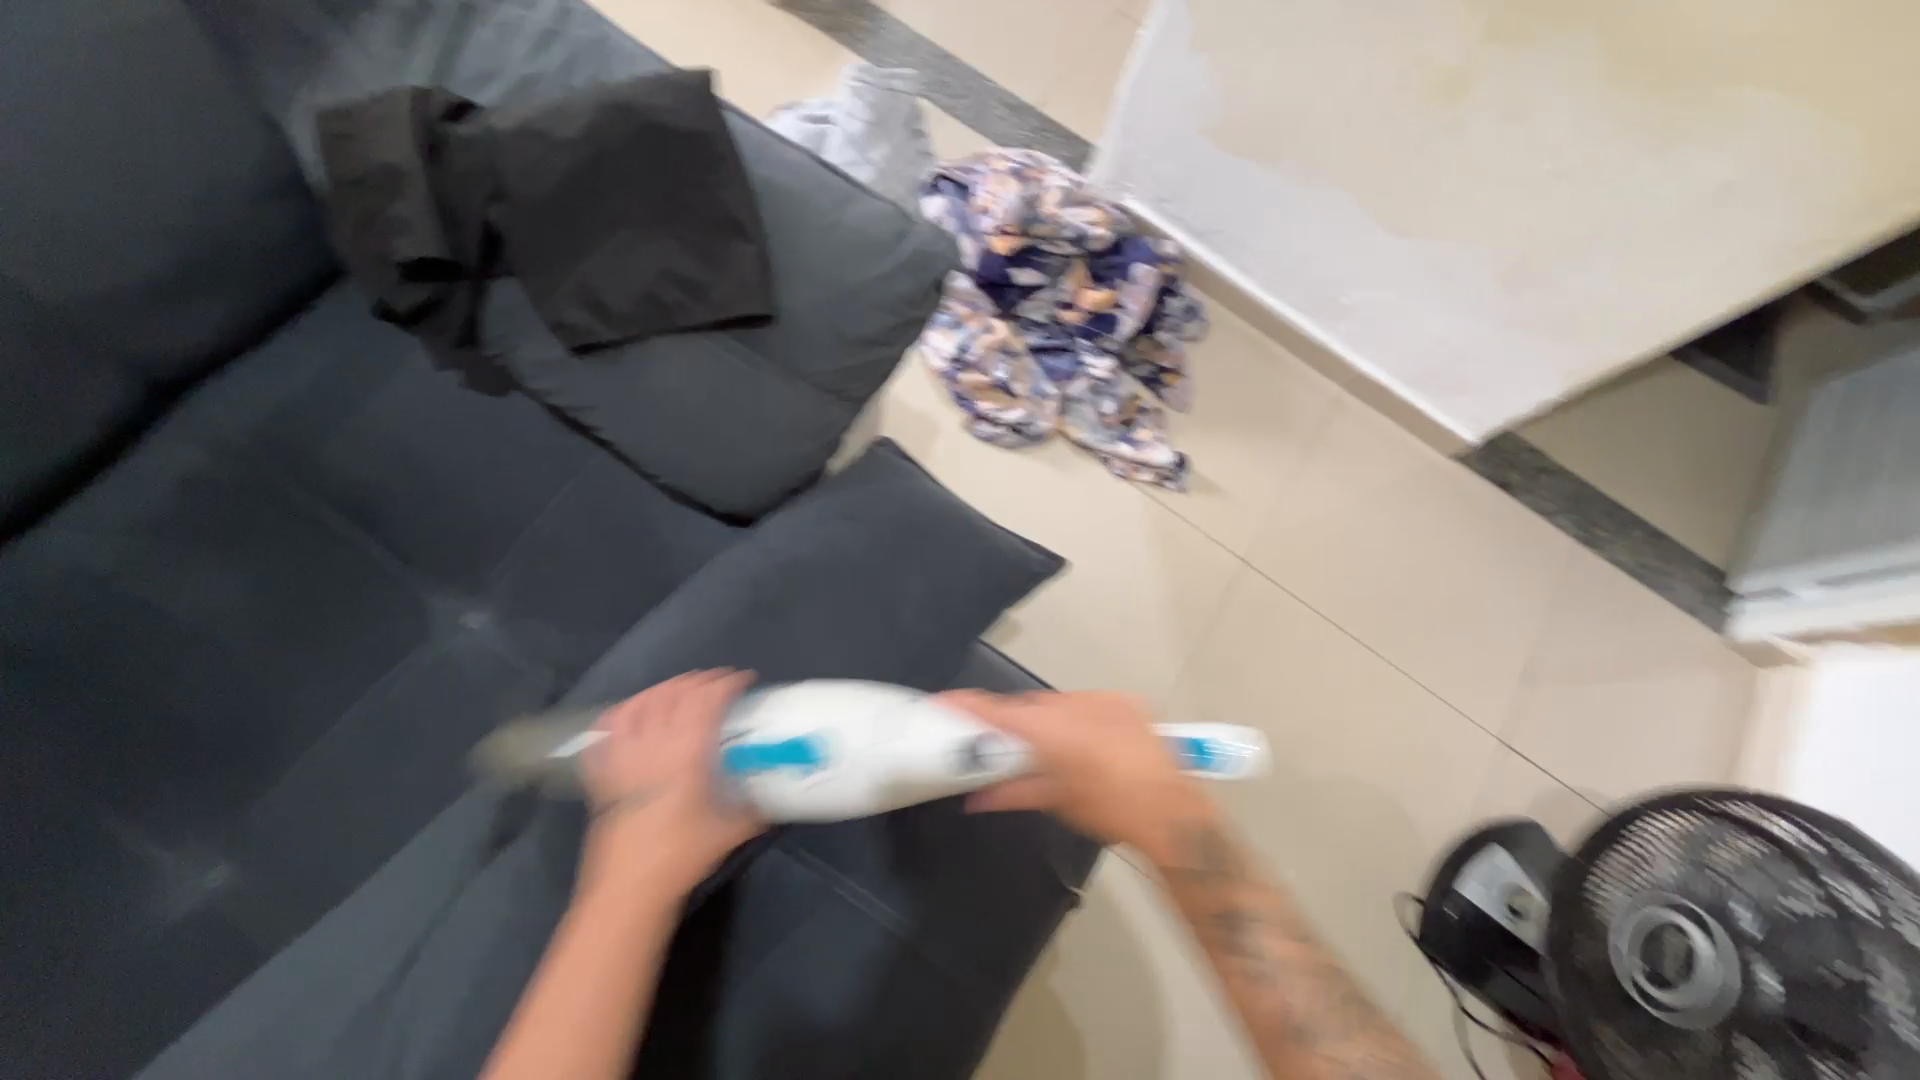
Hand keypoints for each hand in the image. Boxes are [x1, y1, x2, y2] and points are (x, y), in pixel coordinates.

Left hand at [579, 670, 763, 895]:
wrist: (629, 887)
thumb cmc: (683, 856)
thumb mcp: (732, 830)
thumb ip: (757, 806)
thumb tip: (778, 795)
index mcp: (688, 754)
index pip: (708, 700)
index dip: (728, 684)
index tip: (744, 682)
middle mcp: (654, 745)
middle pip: (676, 693)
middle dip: (701, 681)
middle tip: (720, 684)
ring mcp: (625, 755)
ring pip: (642, 702)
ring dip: (666, 688)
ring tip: (683, 689)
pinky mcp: (604, 770)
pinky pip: (610, 727)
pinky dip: (626, 709)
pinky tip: (636, 708)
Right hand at [940, 690, 1216, 862]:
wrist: (1173, 813)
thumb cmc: (1110, 811)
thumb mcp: (1057, 802)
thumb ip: (1012, 791)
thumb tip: (976, 796)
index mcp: (1053, 732)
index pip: (1000, 712)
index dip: (968, 705)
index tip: (943, 703)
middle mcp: (1075, 706)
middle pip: (1029, 707)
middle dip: (1013, 722)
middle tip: (1000, 743)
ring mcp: (1103, 701)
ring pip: (1058, 705)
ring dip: (1046, 721)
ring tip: (1046, 747)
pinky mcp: (1125, 702)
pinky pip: (1086, 704)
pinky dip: (1076, 718)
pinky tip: (1082, 740)